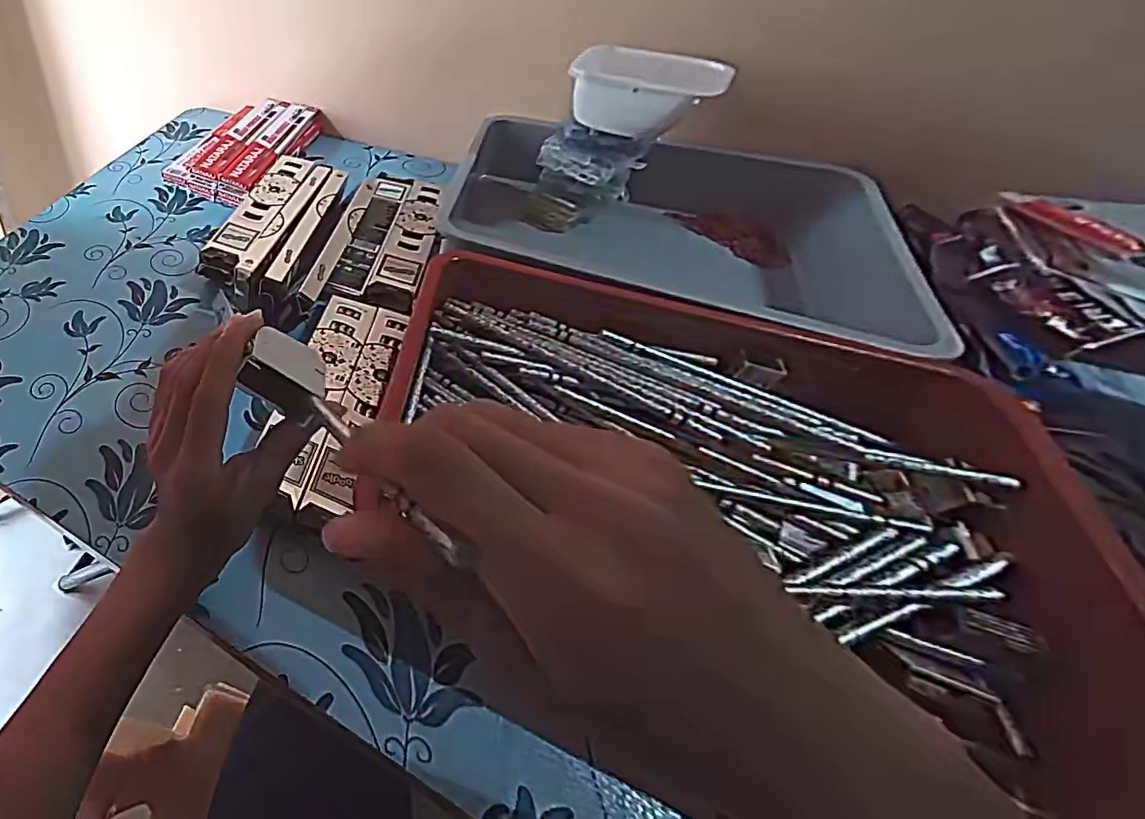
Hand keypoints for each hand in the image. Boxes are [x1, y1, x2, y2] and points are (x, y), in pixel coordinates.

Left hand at [133, 311, 313, 595]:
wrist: (181, 543)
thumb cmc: (218, 527)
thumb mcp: (259, 490)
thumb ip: (284, 445)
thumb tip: (314, 412)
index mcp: (195, 461)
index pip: (207, 392)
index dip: (227, 352)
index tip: (248, 326)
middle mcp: (170, 441)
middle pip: (188, 373)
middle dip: (219, 340)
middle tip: (250, 325)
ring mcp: (158, 431)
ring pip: (175, 372)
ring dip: (205, 345)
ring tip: (235, 334)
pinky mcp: (157, 425)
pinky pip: (168, 380)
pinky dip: (191, 358)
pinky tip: (210, 352)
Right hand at [322, 401, 1018, 818]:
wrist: (801, 728)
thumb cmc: (642, 724)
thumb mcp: (518, 670)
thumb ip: (424, 582)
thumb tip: (342, 529)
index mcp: (560, 570)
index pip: (435, 460)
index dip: (373, 447)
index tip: (346, 464)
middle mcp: (598, 496)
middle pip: (458, 424)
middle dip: (408, 448)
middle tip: (398, 500)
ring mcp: (633, 467)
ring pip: (497, 418)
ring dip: (454, 448)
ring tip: (464, 508)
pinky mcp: (652, 455)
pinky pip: (545, 428)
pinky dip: (507, 451)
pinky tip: (530, 503)